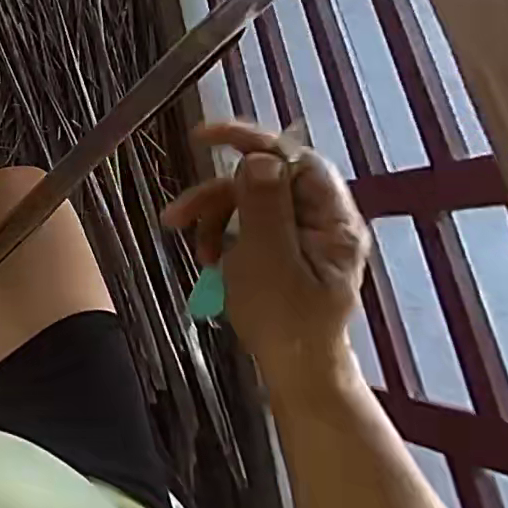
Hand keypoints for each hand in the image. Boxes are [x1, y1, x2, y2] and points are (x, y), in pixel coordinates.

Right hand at [162, 120, 370, 393]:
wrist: (295, 371)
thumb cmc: (284, 322)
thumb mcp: (268, 262)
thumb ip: (264, 207)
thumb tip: (259, 158)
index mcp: (330, 219)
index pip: (293, 157)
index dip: (250, 140)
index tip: (203, 136)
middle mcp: (318, 218)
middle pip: (260, 179)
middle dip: (215, 195)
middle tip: (177, 214)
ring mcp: (299, 232)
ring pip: (244, 200)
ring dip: (210, 217)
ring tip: (191, 246)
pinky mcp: (279, 246)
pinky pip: (242, 221)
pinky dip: (218, 233)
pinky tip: (207, 256)